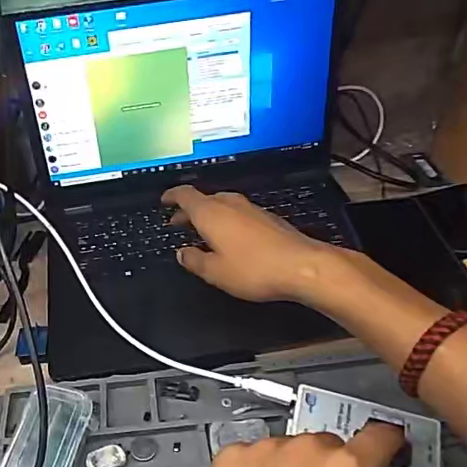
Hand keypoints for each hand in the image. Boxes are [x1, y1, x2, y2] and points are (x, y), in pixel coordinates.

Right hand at [162, 185, 341, 303]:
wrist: (301, 266)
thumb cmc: (257, 269)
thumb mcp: (215, 272)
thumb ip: (194, 260)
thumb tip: (183, 253)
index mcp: (211, 213)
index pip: (185, 195)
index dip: (172, 196)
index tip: (165, 201)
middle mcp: (231, 205)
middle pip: (204, 199)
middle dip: (189, 210)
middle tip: (179, 221)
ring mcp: (252, 209)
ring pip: (223, 205)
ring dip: (210, 215)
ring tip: (203, 231)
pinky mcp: (268, 219)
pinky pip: (240, 214)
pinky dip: (229, 221)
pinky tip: (231, 238)